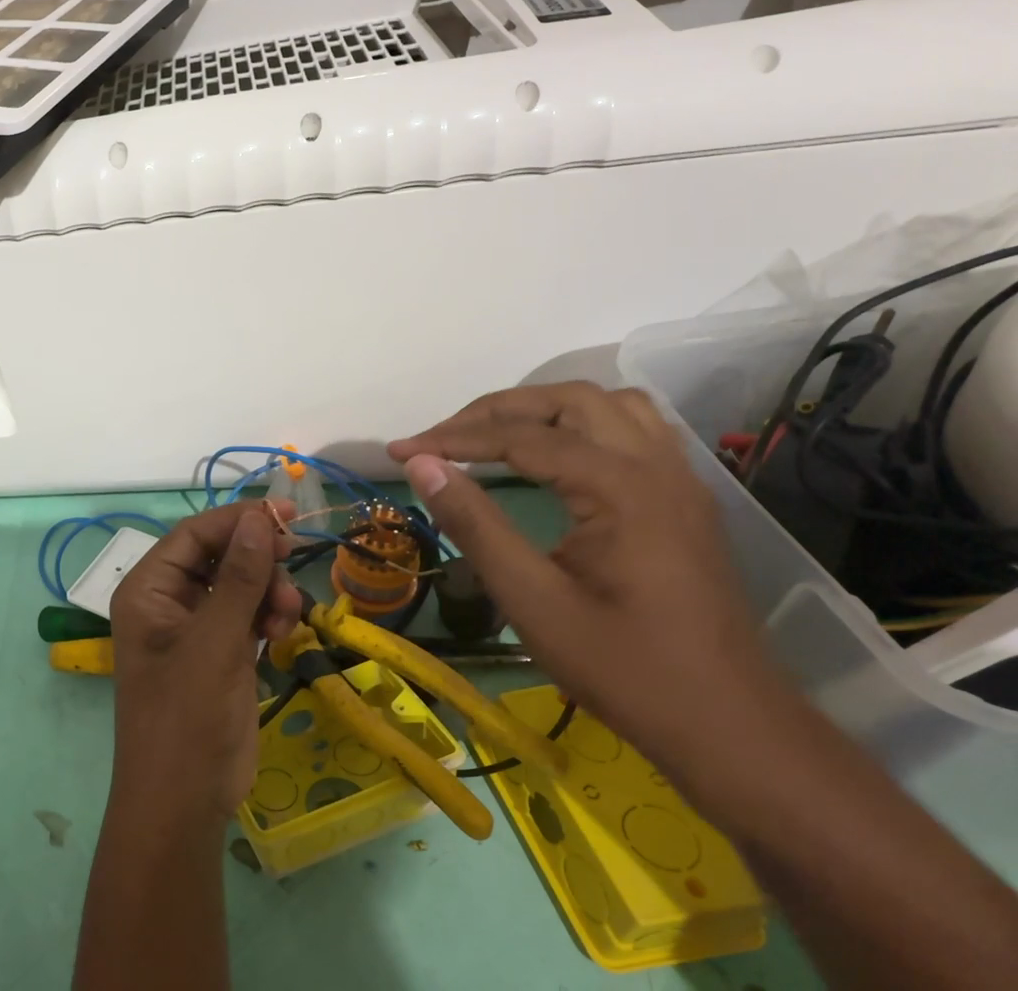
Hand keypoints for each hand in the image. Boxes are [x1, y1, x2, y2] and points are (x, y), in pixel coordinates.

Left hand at [106, 501, 302, 827]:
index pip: (192, 535)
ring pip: (237, 585)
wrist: (183, 799)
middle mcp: (166, 603)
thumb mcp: (214, 643)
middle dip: (256, 558)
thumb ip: (238, 578)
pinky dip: (268, 615)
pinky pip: (247, 615)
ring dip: (267, 589)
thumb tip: (258, 518)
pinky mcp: (219, 655)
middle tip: (292, 562)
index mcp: (147, 590)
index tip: (286, 516)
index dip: (237, 520)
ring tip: (287, 614)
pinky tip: (284, 630)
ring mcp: (194, 630)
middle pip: (216, 555)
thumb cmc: (186, 717)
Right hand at [387, 382, 783, 765]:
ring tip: (494, 438)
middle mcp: (657, 467)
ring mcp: (681, 482)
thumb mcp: (531, 600)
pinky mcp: (686, 503)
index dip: (453, 438)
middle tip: (441, 438)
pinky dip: (584, 427)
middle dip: (496, 411)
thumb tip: (422, 466)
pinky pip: (635, 433)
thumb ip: (475, 525)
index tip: (399, 451)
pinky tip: (556, 458)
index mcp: (620, 488)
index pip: (522, 437)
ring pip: (611, 407)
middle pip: (571, 401)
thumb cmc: (621, 667)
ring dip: (545, 410)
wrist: (726, 723)